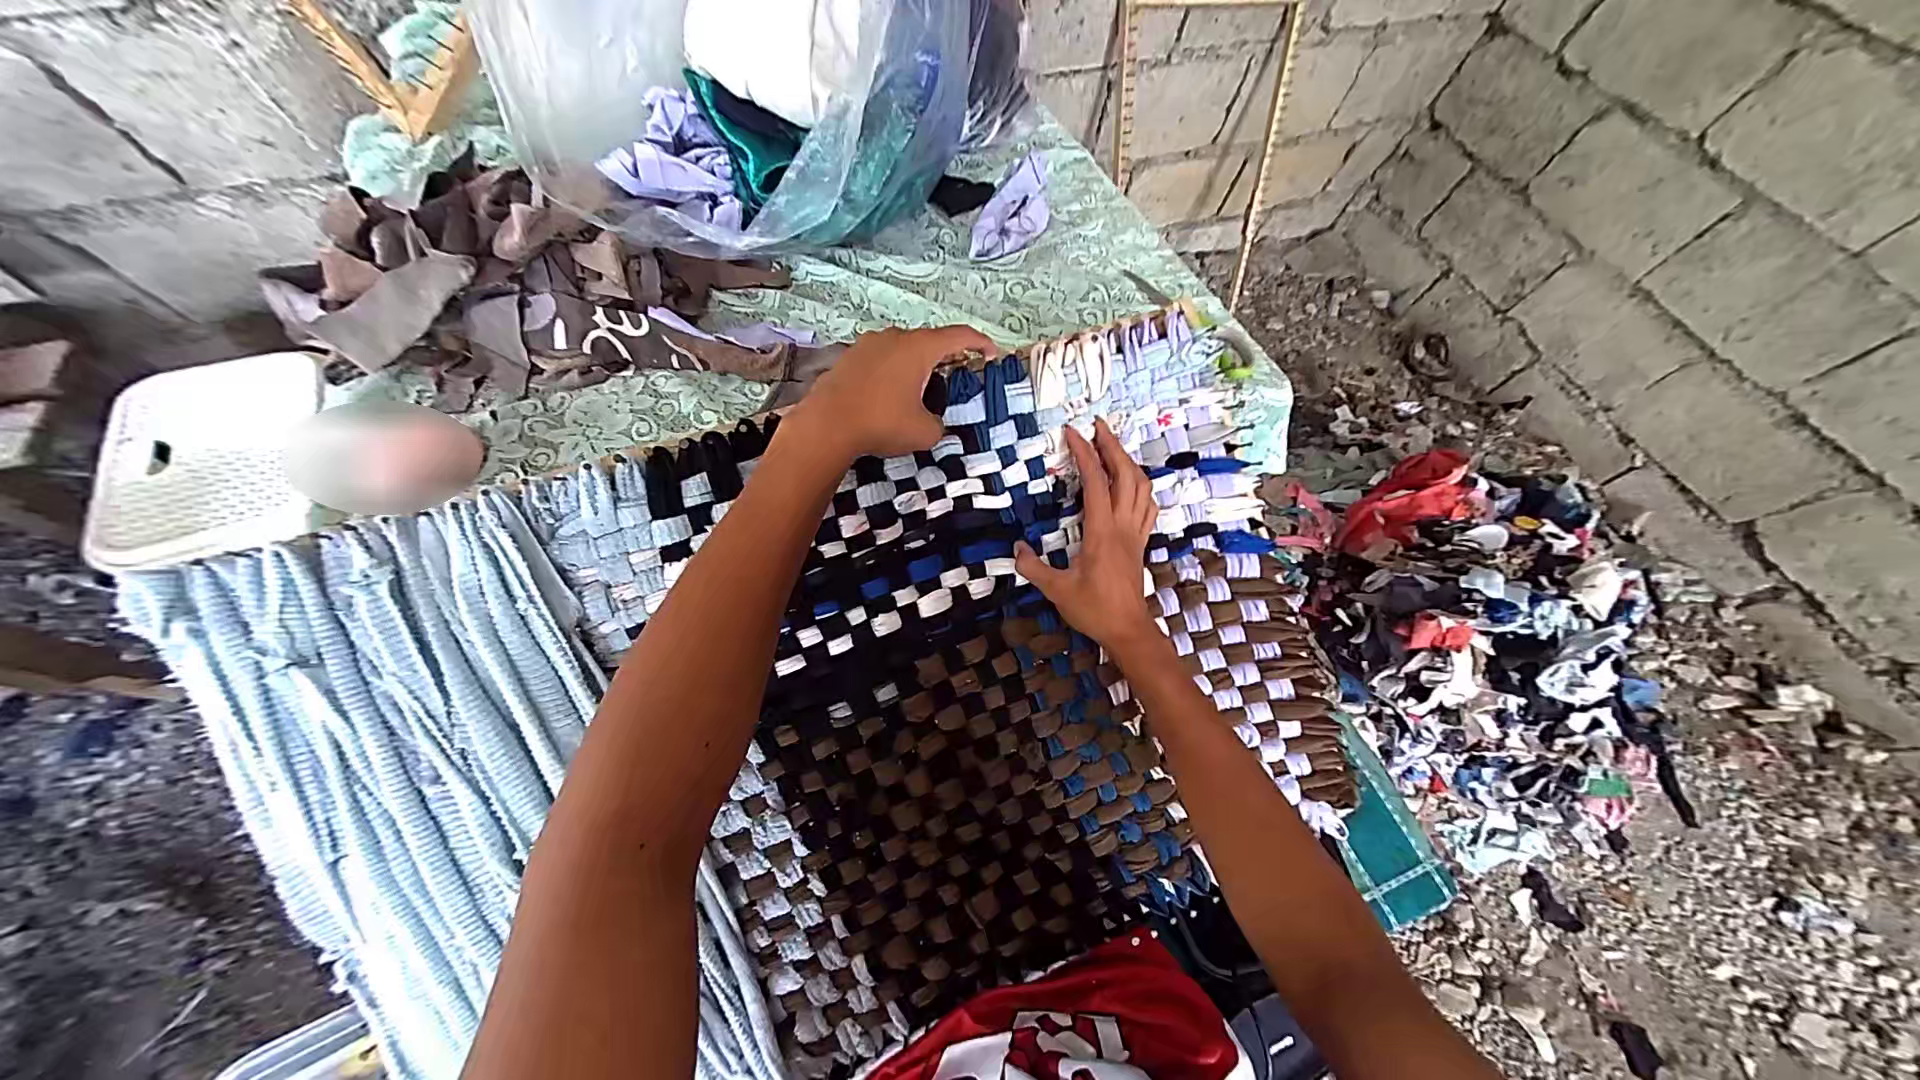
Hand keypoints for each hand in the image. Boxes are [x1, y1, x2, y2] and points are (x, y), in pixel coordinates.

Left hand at [781, 324, 996, 462]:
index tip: (991, 353)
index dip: (980, 343)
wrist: (827, 425)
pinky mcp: (849, 358)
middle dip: (946, 357)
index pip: (959, 336)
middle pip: (929, 341)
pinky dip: (893, 372)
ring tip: (921, 390)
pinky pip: (881, 360)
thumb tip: (933, 422)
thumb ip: (939, 424)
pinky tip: (890, 395)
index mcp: (919, 347)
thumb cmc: (882, 423)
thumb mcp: (924, 432)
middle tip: (956, 376)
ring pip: (903, 350)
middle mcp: (894, 337)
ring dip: (917, 365)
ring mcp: (868, 345)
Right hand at [1015, 418, 1162, 654]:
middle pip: (1126, 475)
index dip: (1084, 454)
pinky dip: (1140, 487)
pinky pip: (1147, 506)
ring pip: (1141, 487)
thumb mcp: (1057, 590)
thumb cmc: (1094, 609)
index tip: (1072, 433)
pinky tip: (1131, 484)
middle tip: (1097, 427)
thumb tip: (1016, 548)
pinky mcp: (1140, 543)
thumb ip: (1034, 567)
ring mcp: (1136, 533)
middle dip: (1112, 446)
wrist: (1128, 629)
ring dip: (1128, 462)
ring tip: (1112, 448)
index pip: (1095, 482)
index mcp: (1101, 531)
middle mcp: (1123, 526)